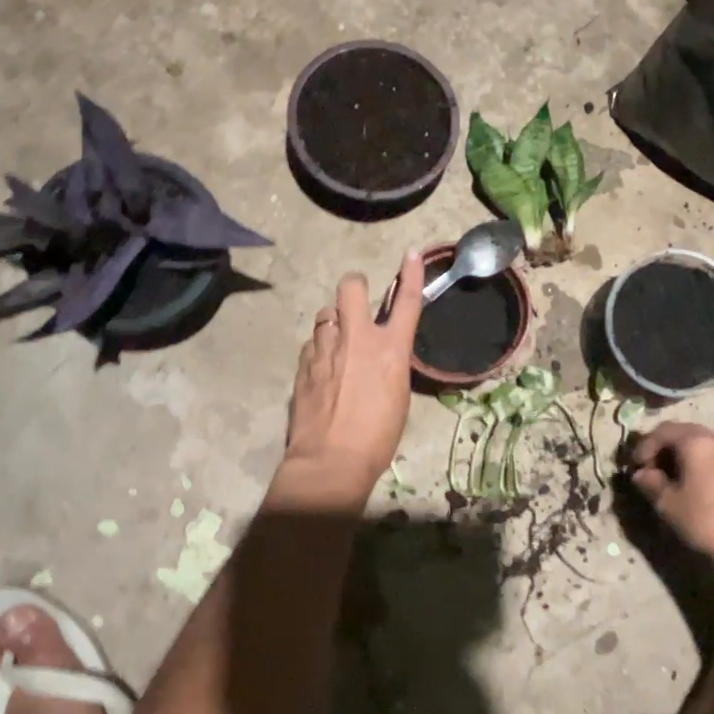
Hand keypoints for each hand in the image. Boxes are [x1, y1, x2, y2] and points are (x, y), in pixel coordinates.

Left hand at [281, 250, 424, 504]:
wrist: (331, 459)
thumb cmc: (378, 436)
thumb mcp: (399, 395)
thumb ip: (390, 364)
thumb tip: (381, 354)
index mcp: (390, 349)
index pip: (405, 300)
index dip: (410, 273)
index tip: (410, 254)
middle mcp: (357, 338)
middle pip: (351, 287)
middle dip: (356, 286)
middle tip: (358, 300)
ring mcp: (325, 348)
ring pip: (326, 313)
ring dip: (334, 321)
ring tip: (338, 341)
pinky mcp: (303, 364)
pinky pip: (313, 342)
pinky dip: (320, 348)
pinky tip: (323, 367)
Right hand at [628, 422, 713, 561]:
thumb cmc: (704, 519)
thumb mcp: (668, 503)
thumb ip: (650, 482)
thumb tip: (640, 474)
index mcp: (695, 442)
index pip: (662, 431)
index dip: (644, 446)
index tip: (636, 467)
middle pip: (682, 431)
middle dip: (662, 447)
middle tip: (650, 469)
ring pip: (699, 440)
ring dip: (680, 452)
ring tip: (669, 475)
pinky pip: (713, 451)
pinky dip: (698, 458)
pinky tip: (691, 479)